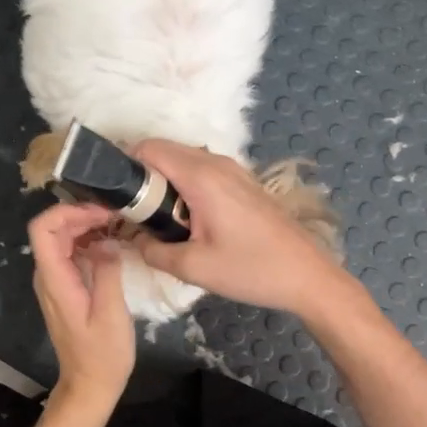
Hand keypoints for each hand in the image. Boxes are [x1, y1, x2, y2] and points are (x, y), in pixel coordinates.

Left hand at [28, 203, 135, 410]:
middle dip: (81, 214)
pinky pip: (71, 254)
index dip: (66, 211)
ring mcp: (54, 281)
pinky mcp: (65, 286)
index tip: (99, 211)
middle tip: (117, 214)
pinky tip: (113, 242)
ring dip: (86, 226)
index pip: (42, 230)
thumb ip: (107, 272)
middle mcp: (47, 275)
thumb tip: (107, 241)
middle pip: (53, 230)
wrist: (89, 384)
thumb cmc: (103, 354)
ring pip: (62, 240)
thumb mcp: (111, 314)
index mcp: (54, 279)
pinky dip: (89, 242)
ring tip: (119, 223)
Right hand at [130, 140, 361, 315]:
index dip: (124, 166)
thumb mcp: (193, 268)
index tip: (115, 195)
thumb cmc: (252, 270)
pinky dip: (183, 183)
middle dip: (141, 174)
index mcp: (201, 177)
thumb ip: (152, 250)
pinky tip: (187, 218)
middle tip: (133, 210)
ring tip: (158, 217)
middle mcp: (216, 164)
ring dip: (163, 179)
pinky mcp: (243, 182)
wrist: (310, 278)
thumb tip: (133, 239)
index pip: (148, 148)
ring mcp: (233, 170)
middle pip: (163, 150)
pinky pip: (200, 170)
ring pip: (182, 159)